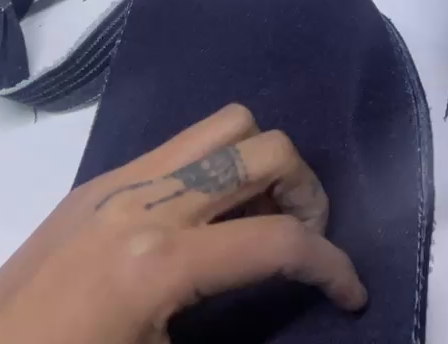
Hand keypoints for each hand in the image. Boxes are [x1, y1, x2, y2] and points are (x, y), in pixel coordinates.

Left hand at [0, 104, 366, 343]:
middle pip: (265, 150)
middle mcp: (143, 202)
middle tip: (304, 242)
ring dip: (263, 166)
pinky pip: (183, 146)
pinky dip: (219, 170)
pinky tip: (206, 224)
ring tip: (259, 222)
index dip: (332, 266)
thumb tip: (279, 283)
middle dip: (307, 193)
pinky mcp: (95, 185)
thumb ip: (230, 323)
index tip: (353, 294)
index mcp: (156, 265)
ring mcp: (116, 183)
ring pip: (227, 124)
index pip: (278, 242)